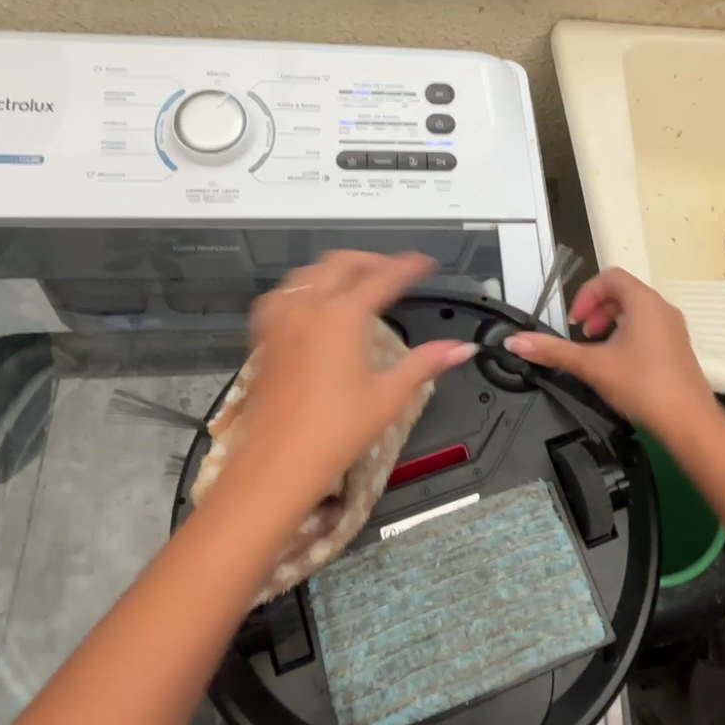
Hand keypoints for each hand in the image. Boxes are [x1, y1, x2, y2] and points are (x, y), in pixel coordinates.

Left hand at [230, 251, 476, 507]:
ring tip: (359, 281)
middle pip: (343, 262)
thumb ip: (426, 363)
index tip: (424, 264)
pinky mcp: (264, 336)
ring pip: (310, 271)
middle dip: (373, 260)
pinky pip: (285, 293)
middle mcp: (308, 307)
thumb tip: (460, 348)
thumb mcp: (389, 396)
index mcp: (342, 315)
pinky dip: (306, 286)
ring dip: (338, 268)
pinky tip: (314, 303)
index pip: (383, 276)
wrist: (277, 463)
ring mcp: (281, 319)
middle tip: (396, 272)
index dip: (408, 267)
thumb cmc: (334, 432)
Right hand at [503, 268, 718, 434]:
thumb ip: (552, 351)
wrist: (688, 422)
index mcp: (644, 302)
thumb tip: (514, 341)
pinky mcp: (678, 349)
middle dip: (597, 310)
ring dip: (611, 324)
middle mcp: (662, 309)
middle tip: (583, 335)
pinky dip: (627, 337)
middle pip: (623, 293)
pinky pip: (649, 330)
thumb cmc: (642, 385)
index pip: (610, 277)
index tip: (575, 321)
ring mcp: (674, 329)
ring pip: (636, 313)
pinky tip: (618, 366)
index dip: (586, 294)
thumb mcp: (591, 365)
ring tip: (597, 351)